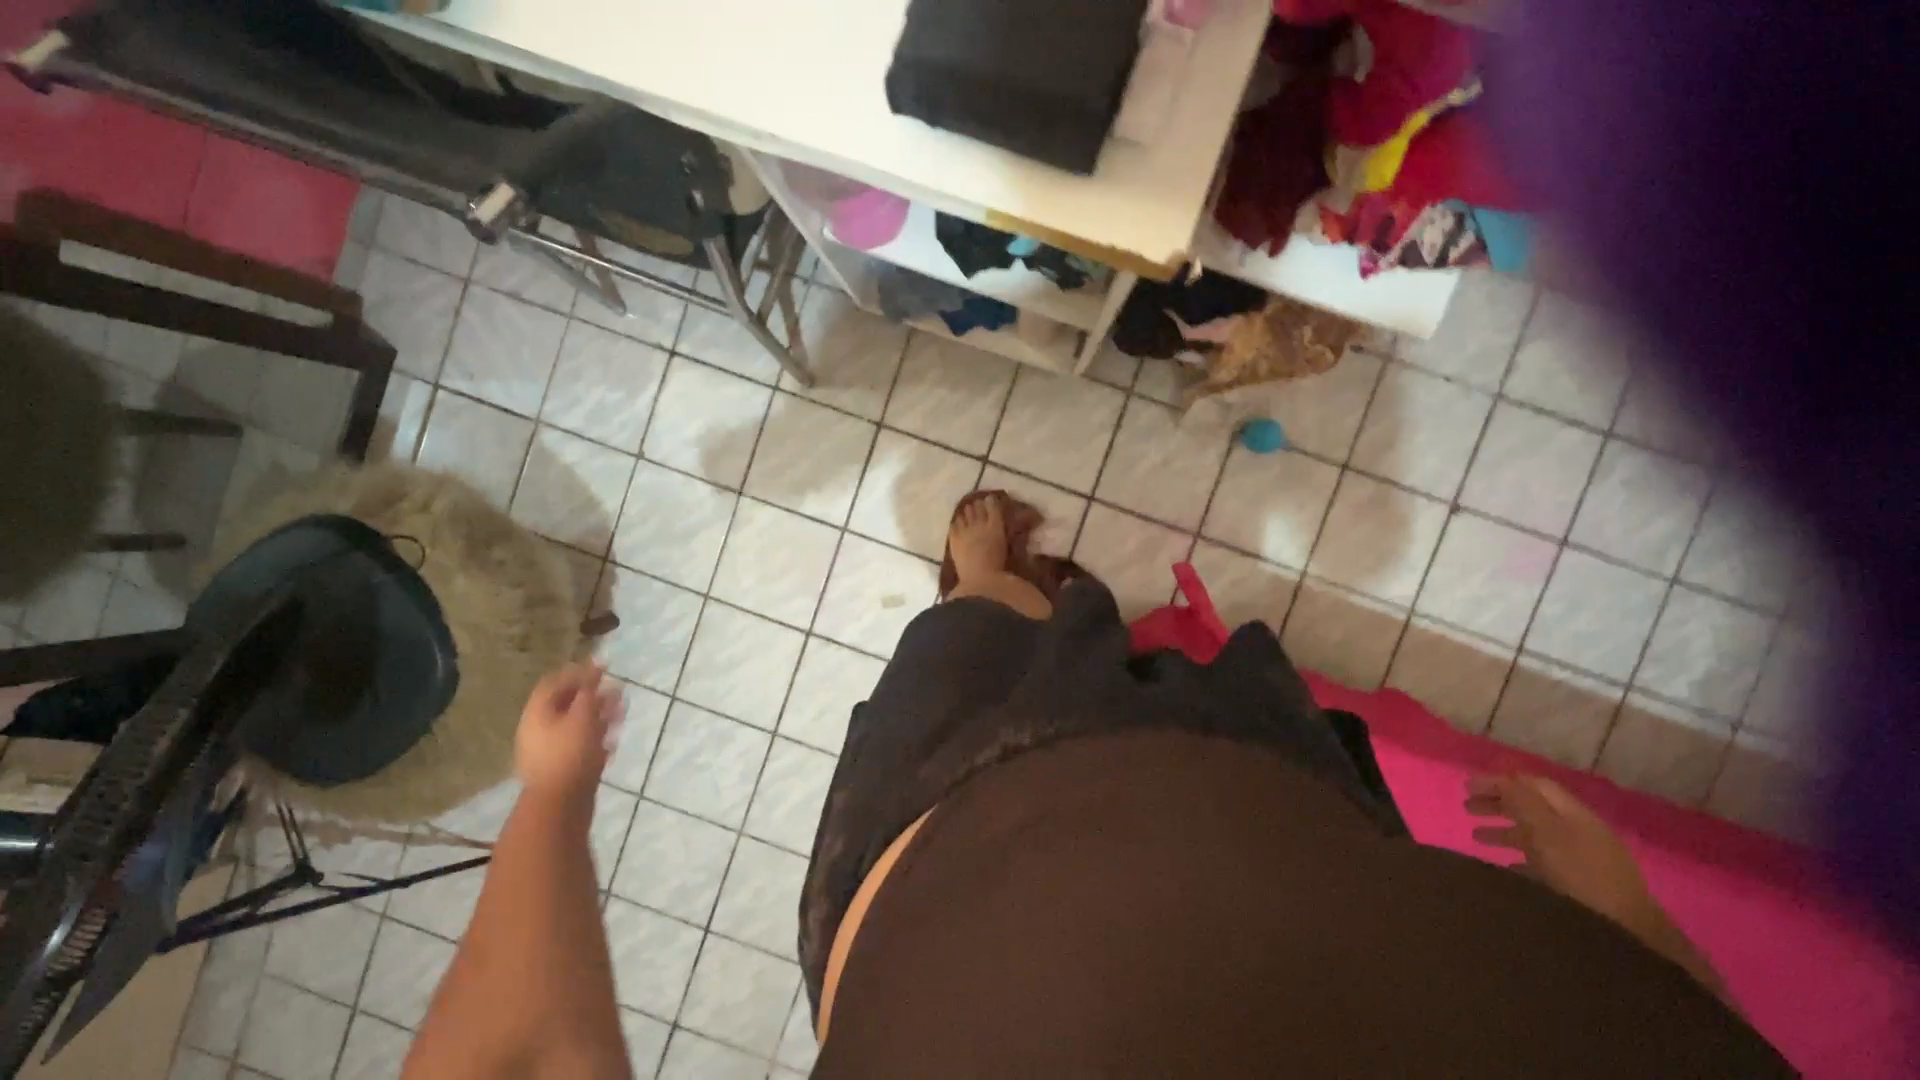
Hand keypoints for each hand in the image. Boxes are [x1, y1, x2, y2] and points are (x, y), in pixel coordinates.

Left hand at [516, 663, 622, 799]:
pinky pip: (580, 747)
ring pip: (576, 726)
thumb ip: (589, 691)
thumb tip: (594, 668)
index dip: (578, 672)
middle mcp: (539, 729)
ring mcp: (550, 751)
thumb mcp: (582, 716)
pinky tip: (612, 742)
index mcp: (537, 713)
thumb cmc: (570, 755)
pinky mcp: (563, 769)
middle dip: (594, 696)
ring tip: (621, 715)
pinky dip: (596, 740)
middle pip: (567, 704)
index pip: (555, 683)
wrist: (560, 806)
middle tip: (618, 692)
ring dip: (599, 717)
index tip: (603, 668)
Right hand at [1465, 773, 1658, 933]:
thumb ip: (1523, 803)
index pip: (1532, 785)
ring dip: (1505, 831)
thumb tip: (1501, 778)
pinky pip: (1544, 863)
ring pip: (1536, 835)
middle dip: (1498, 804)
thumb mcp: (1547, 833)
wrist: (1627, 934)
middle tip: (1467, 809)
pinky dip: (1520, 859)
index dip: (1499, 782)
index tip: (1466, 787)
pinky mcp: (1583, 886)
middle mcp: (1579, 830)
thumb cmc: (1581, 876)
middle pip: (1533, 808)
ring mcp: (1583, 859)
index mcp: (1573, 813)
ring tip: (1477, 838)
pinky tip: (1507, 870)